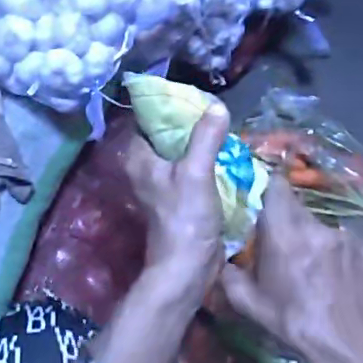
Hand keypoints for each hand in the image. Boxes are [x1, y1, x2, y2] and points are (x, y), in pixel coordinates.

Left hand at [123, 104, 229, 309]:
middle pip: (164, 135)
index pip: (146, 120)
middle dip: (187, 123)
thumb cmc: (185, 217)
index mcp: (139, 157)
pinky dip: (202, 161)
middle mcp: (144, 167)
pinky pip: (187, 169)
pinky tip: (223, 155)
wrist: (186, 266)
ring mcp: (159, 183)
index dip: (166, 106)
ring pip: (177, 153)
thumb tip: (216, 105)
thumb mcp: (197, 172)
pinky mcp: (175, 197)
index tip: (191, 96)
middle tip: (213, 110)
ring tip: (221, 128)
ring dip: (197, 143)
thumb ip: (205, 138)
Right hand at [218, 183, 362, 362]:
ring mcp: (342, 237)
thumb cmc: (295, 323)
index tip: (252, 192)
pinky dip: (324, 249)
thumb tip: (217, 257)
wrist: (354, 348)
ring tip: (298, 262)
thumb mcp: (250, 303)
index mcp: (285, 233)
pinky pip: (333, 239)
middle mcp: (314, 226)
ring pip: (313, 223)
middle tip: (269, 236)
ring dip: (303, 235)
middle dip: (279, 216)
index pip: (276, 186)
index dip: (263, 184)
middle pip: (293, 205)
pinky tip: (323, 274)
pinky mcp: (360, 250)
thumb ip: (229, 274)